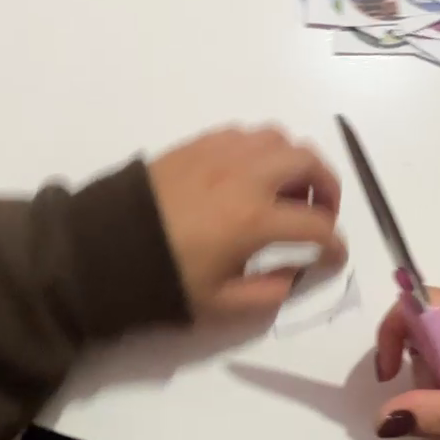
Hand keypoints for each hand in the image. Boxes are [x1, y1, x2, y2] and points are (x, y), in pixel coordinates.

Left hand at [147, 126, 346, 321]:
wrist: (104, 248)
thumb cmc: (163, 278)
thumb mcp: (220, 304)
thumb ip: (269, 293)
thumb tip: (295, 274)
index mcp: (254, 220)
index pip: (317, 226)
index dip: (335, 245)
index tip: (335, 256)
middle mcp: (246, 177)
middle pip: (308, 162)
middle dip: (328, 187)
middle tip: (321, 212)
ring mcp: (221, 154)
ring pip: (278, 139)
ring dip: (294, 162)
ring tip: (286, 189)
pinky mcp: (198, 144)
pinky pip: (245, 135)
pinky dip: (262, 151)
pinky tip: (250, 175)